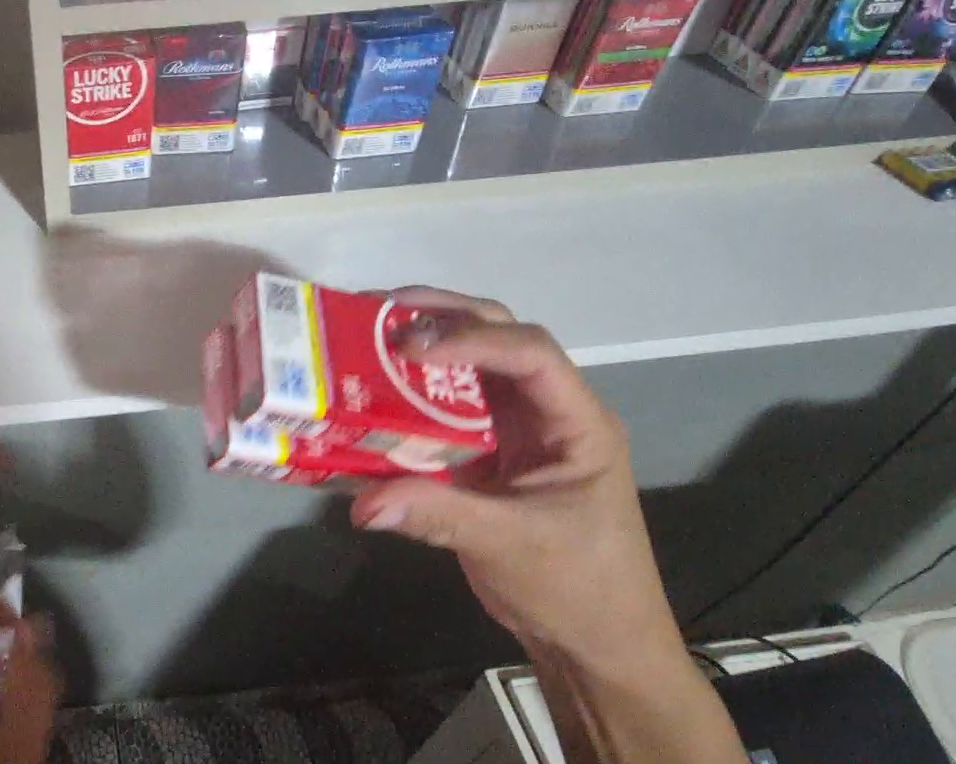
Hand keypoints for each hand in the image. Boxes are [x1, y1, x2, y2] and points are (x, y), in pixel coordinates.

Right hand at [350, 288, 684, 669]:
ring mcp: (516, 426)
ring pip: (471, 360)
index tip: (410, 348)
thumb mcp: (511, 547)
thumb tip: (362, 503)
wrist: (593, 644)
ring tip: (369, 332)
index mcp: (578, 423)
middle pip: (501, 335)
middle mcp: (547, 410)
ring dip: (424, 340)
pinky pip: (446, 401)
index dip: (473, 339)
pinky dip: (410, 385)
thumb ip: (437, 515)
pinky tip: (372, 382)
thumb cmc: (579, 589)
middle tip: (380, 312)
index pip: (532, 354)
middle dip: (443, 316)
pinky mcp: (485, 447)